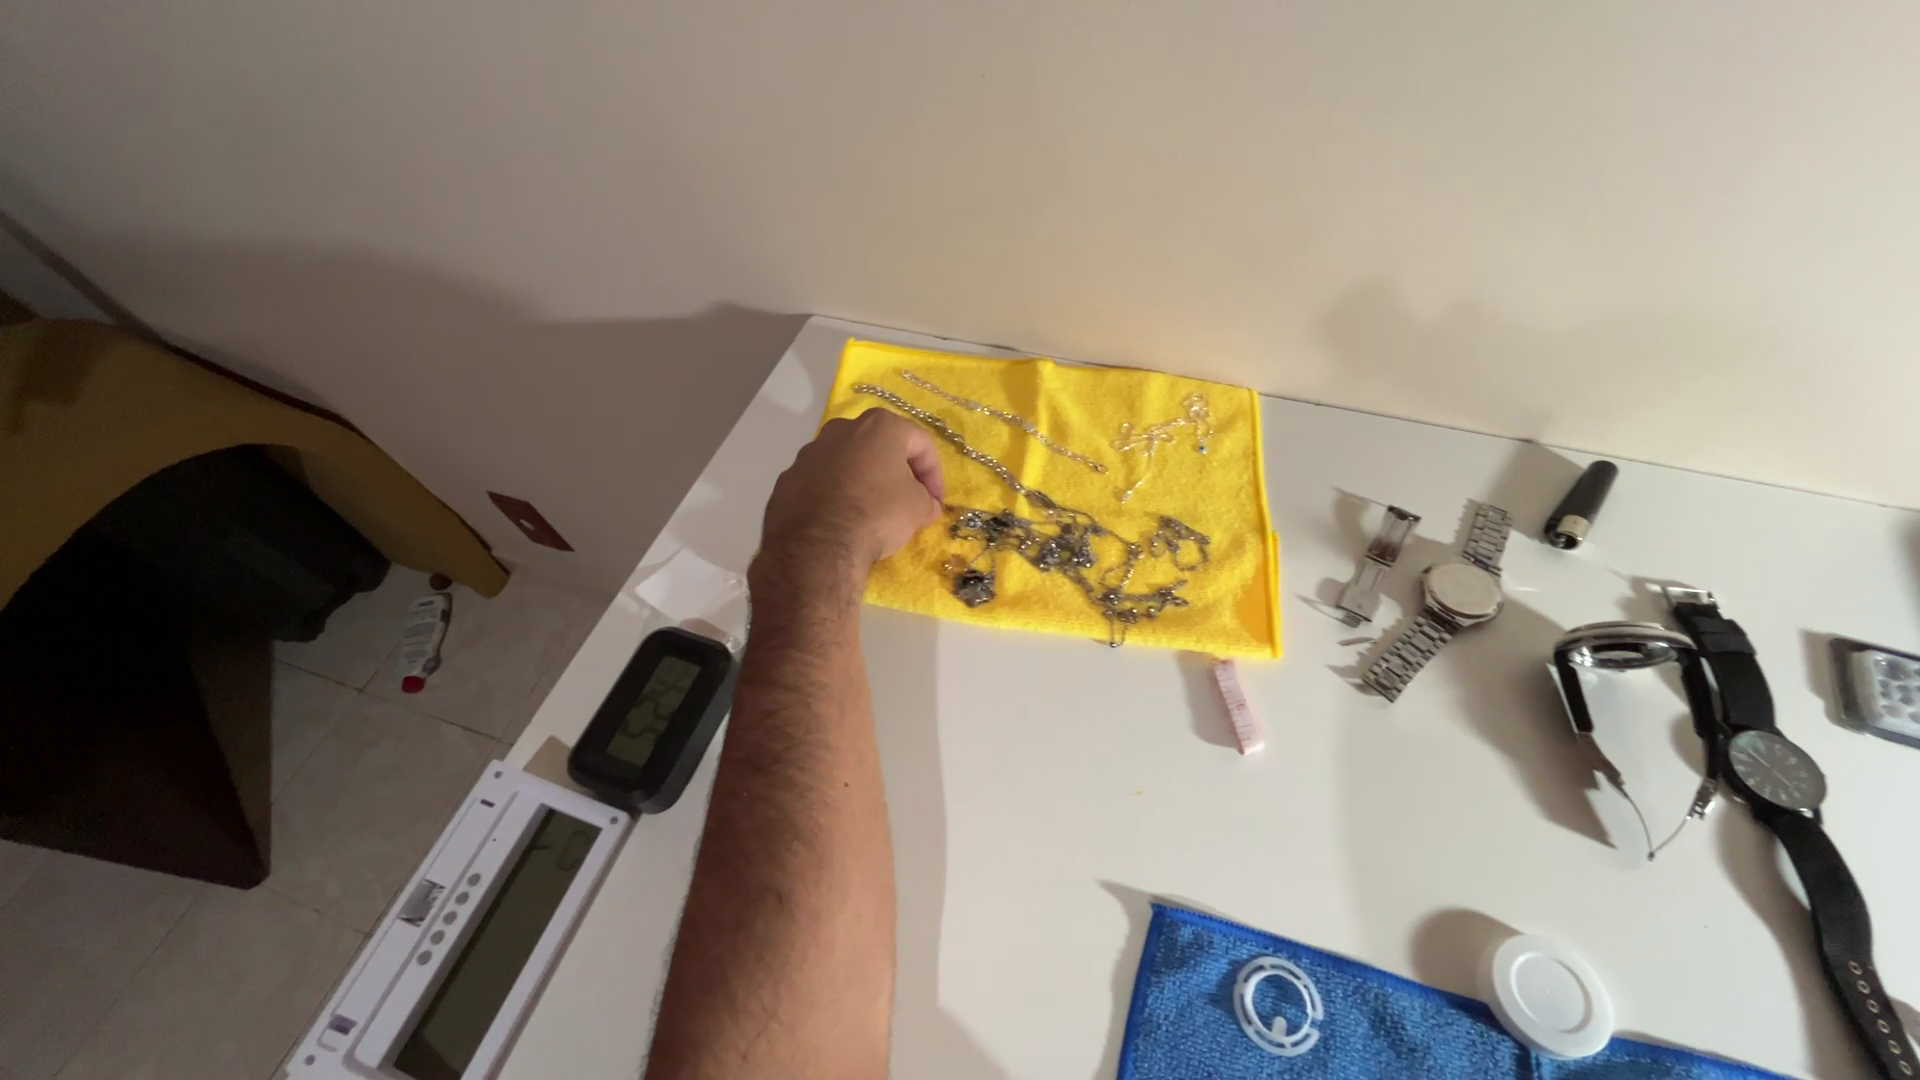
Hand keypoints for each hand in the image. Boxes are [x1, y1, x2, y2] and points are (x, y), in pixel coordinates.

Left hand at [756, 408, 945, 580]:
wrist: (816, 548)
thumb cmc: (877, 515)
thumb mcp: (917, 508)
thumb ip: (927, 500)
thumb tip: (928, 505)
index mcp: (878, 426)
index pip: (920, 442)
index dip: (935, 473)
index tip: (937, 501)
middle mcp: (841, 430)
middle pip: (879, 447)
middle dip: (896, 472)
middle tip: (907, 501)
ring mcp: (808, 453)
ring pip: (846, 464)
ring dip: (862, 483)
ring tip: (871, 514)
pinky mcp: (787, 479)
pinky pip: (820, 484)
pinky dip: (834, 497)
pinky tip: (840, 523)